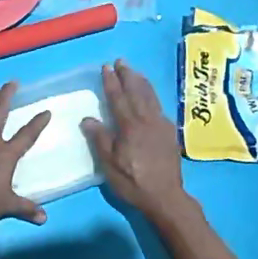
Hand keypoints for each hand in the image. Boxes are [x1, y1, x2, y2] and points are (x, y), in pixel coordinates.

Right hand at [81, 60, 187, 217]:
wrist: (165, 196)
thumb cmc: (132, 182)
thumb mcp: (109, 164)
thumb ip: (100, 139)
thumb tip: (88, 119)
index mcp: (130, 126)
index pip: (118, 98)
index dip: (111, 82)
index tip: (105, 68)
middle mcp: (148, 120)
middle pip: (137, 92)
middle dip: (128, 76)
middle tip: (121, 61)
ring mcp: (161, 125)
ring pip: (151, 97)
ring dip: (141, 82)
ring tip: (134, 72)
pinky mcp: (169, 133)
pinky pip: (159, 106)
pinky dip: (152, 95)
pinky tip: (150, 96)